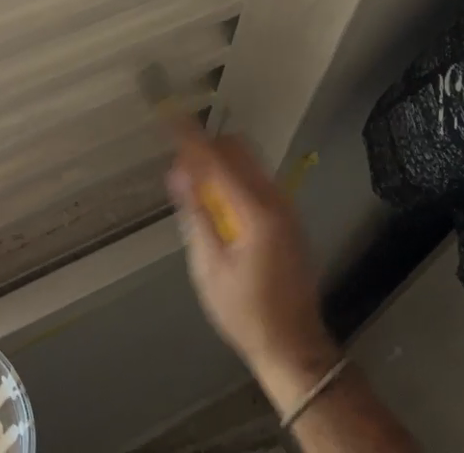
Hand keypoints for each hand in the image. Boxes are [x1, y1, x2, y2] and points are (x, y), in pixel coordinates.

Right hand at [166, 124, 339, 406]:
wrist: (294, 347)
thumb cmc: (245, 312)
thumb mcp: (209, 267)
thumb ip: (195, 215)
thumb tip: (178, 173)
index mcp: (255, 212)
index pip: (217, 159)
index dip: (190, 136)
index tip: (169, 116)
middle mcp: (276, 201)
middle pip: (238, 149)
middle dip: (206, 145)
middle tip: (178, 161)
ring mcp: (287, 208)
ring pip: (249, 162)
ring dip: (219, 162)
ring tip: (193, 184)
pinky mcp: (288, 218)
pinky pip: (257, 180)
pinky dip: (233, 177)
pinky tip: (217, 203)